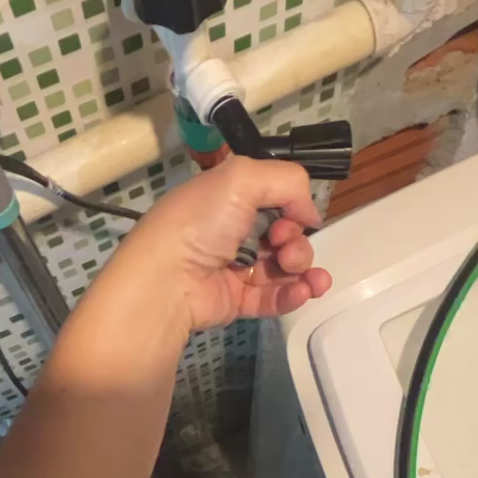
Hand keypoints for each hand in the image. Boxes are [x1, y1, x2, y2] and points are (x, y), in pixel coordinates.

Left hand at [105, 155, 331, 332]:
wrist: (167, 282)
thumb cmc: (200, 224)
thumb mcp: (242, 178)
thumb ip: (288, 182)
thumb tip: (310, 213)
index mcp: (228, 198)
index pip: (275, 199)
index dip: (292, 208)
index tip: (294, 217)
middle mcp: (231, 230)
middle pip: (284, 235)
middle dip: (297, 241)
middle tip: (285, 247)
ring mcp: (234, 268)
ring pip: (282, 268)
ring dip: (304, 271)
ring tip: (310, 279)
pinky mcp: (235, 300)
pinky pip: (272, 297)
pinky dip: (293, 295)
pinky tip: (305, 292)